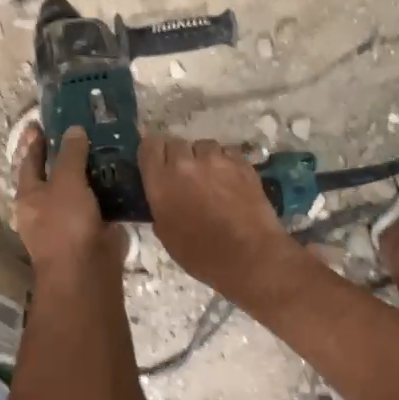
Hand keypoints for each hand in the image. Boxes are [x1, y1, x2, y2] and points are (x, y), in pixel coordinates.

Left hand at [15, 125, 124, 276]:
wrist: (86, 271)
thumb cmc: (65, 224)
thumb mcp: (65, 182)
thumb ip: (69, 155)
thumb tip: (73, 130)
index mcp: (29, 194)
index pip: (29, 160)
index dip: (34, 140)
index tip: (42, 121)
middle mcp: (46, 206)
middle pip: (56, 173)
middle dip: (68, 153)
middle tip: (85, 128)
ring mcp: (70, 218)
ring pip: (81, 186)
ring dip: (92, 169)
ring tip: (109, 143)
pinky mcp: (93, 227)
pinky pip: (100, 201)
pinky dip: (109, 187)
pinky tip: (123, 171)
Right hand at [138, 134, 326, 309]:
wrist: (249, 256)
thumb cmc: (201, 255)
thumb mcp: (167, 235)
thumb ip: (160, 207)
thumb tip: (164, 199)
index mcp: (161, 182)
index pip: (149, 146)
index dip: (153, 152)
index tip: (156, 164)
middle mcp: (185, 164)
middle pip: (175, 142)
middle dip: (178, 156)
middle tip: (184, 175)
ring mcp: (216, 160)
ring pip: (203, 145)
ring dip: (202, 157)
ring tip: (210, 176)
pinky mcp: (242, 163)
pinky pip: (228, 152)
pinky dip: (225, 162)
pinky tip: (230, 179)